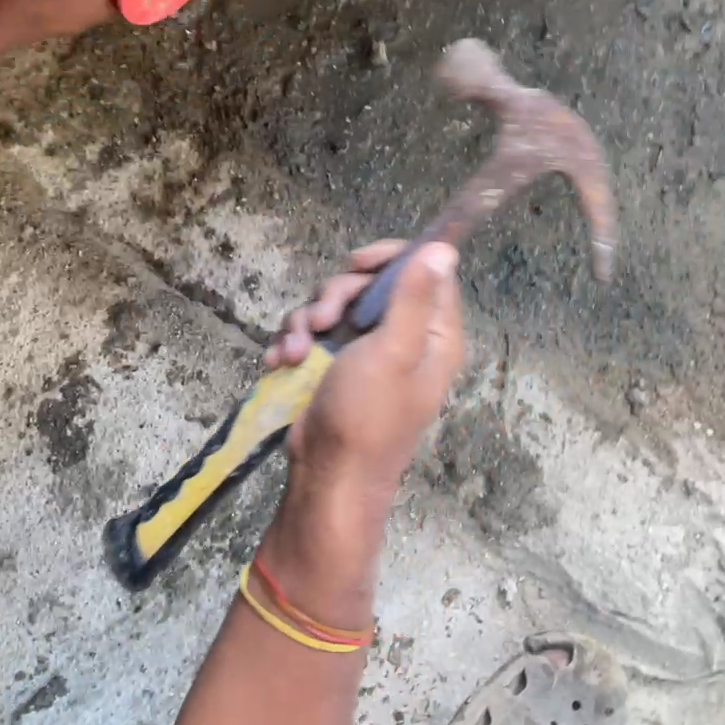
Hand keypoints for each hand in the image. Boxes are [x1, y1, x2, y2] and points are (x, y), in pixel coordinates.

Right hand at [265, 240, 464, 499]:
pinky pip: (310, 333)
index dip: (390, 258)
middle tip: (321, 321)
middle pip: (368, 285)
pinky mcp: (332, 365)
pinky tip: (279, 362)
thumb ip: (414, 298)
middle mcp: (402, 338)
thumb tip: (445, 249)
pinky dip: (292, 343)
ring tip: (293, 354)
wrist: (327, 475)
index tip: (355, 262)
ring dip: (305, 323)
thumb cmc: (366, 415)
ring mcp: (364, 352)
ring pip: (332, 306)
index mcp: (432, 334)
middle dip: (334, 297)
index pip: (425, 272)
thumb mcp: (392, 351)